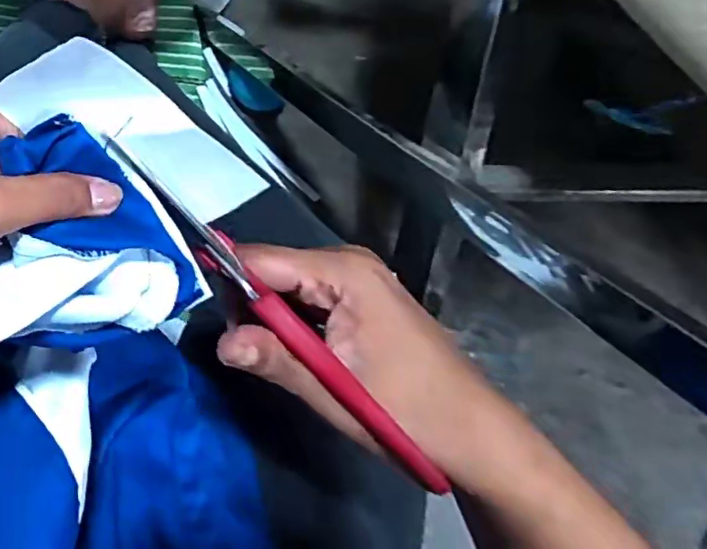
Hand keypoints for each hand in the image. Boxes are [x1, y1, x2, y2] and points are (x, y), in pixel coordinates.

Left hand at [0, 102, 122, 281]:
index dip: (86, 160)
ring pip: (18, 188)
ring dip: (43, 213)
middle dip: (67, 192)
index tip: (122, 191)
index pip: (52, 131)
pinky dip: (18, 223)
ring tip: (87, 236)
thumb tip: (114, 190)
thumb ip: (57, 196)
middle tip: (112, 222)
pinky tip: (43, 243)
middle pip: (36, 161)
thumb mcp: (0, 204)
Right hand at [215, 244, 524, 490]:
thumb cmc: (415, 415)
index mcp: (343, 270)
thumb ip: (275, 359)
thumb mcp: (337, 391)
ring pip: (282, 283)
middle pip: (268, 268)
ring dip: (271, 317)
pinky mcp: (358, 294)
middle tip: (252, 349)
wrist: (488, 448)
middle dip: (251, 306)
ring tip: (280, 355)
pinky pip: (303, 294)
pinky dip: (291, 320)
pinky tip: (301, 350)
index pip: (257, 259)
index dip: (229, 285)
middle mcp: (346, 261)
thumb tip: (221, 343)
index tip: (217, 322)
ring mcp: (354, 276)